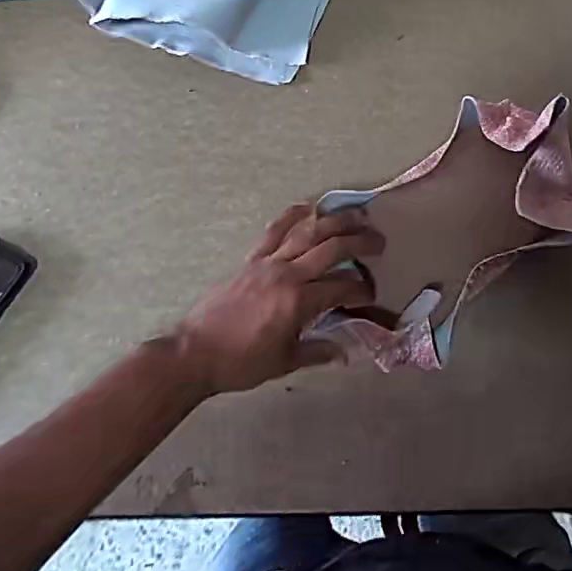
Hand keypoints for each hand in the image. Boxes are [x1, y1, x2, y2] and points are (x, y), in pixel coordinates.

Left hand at [174, 204, 380, 394]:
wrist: (192, 355)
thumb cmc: (240, 362)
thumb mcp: (285, 362)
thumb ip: (318, 351)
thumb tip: (345, 351)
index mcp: (298, 302)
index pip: (343, 287)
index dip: (363, 289)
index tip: (371, 296)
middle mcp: (287, 275)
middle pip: (333, 248)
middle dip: (361, 242)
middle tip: (379, 242)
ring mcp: (268, 263)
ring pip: (309, 232)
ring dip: (337, 221)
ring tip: (358, 216)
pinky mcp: (252, 260)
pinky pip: (276, 231)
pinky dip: (294, 215)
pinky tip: (311, 207)